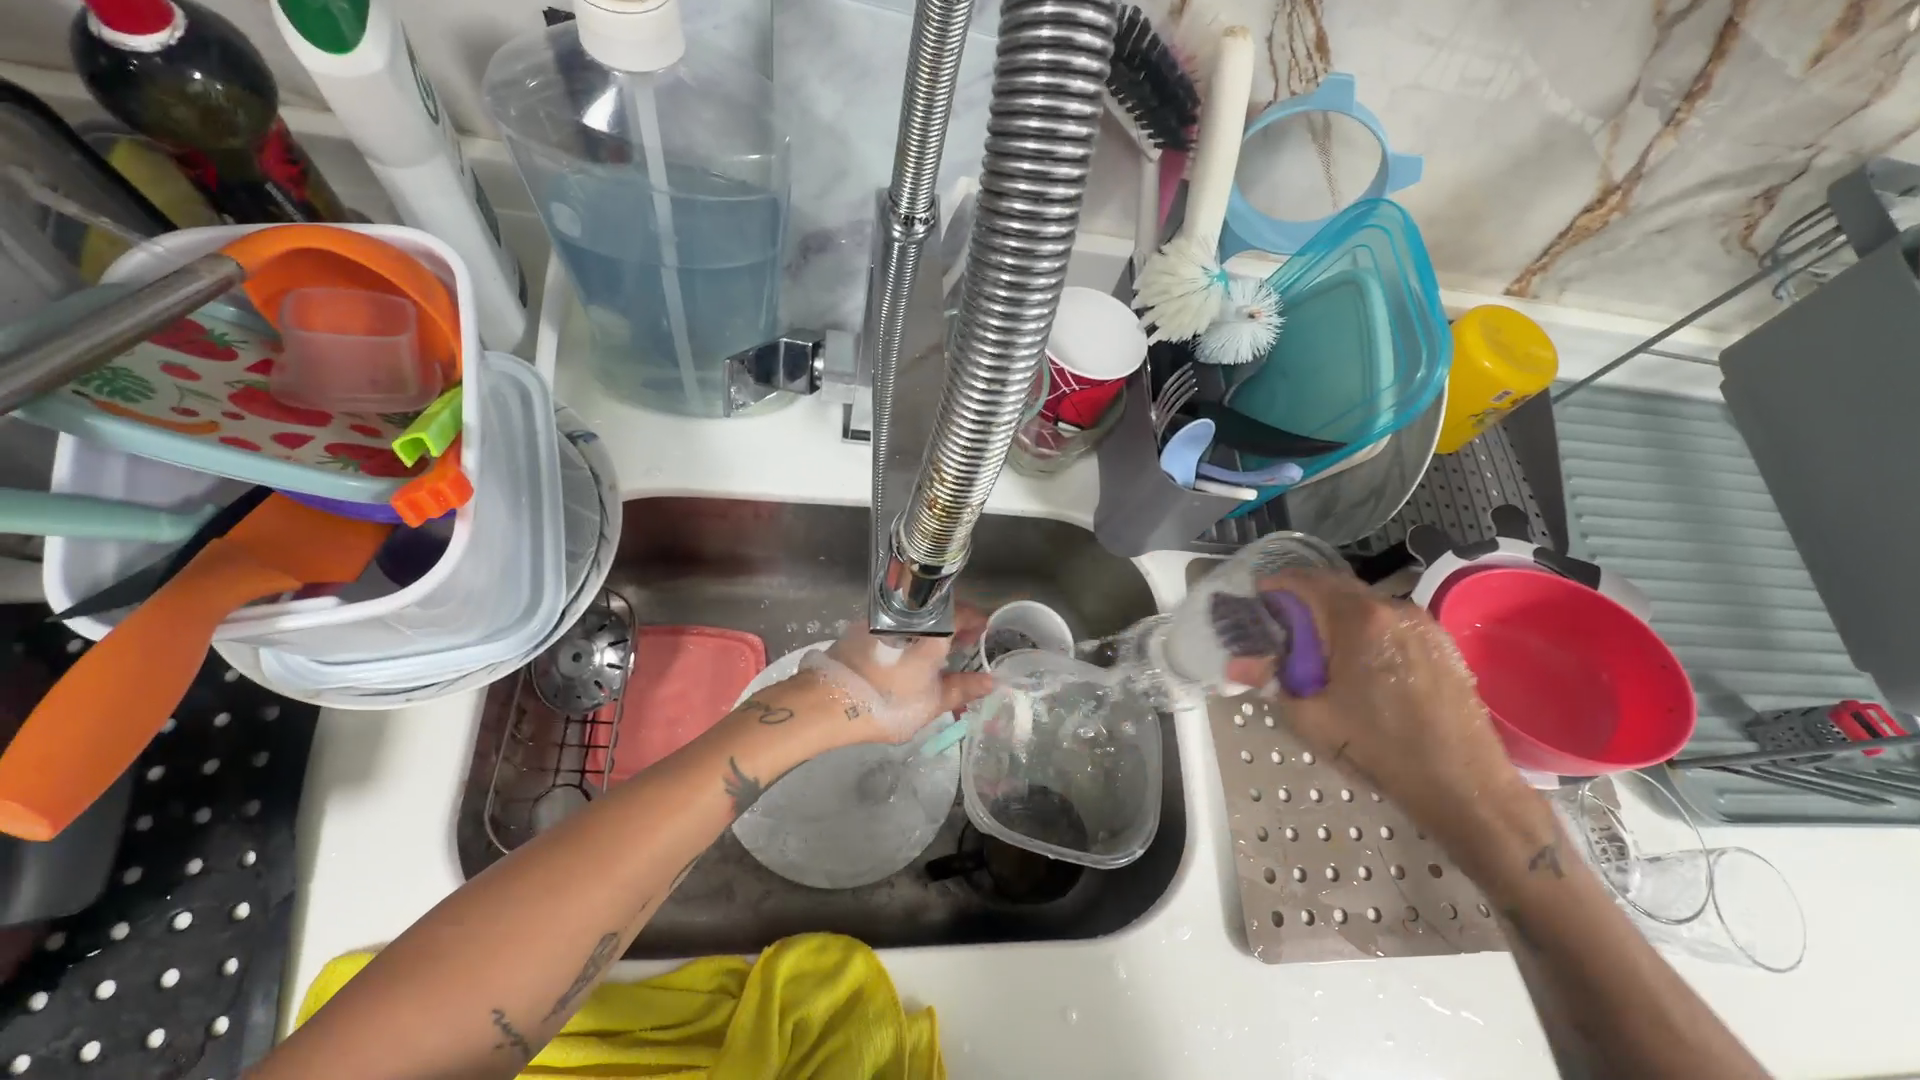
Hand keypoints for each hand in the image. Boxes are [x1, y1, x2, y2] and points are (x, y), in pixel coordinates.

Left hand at [785, 612, 995, 745]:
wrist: (830, 702)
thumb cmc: (890, 702)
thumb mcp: (932, 702)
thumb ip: (963, 689)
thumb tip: (991, 681)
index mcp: (932, 629)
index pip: (962, 613)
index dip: (976, 621)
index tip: (984, 631)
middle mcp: (908, 616)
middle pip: (939, 612)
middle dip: (955, 626)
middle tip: (966, 643)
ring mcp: (882, 620)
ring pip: (915, 618)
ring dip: (931, 630)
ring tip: (939, 652)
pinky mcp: (861, 630)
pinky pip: (895, 626)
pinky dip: (909, 635)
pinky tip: (909, 654)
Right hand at [1224, 569, 1532, 847]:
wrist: (1461, 783)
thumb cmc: (1379, 748)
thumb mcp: (1311, 718)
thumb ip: (1273, 680)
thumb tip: (1238, 664)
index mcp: (1358, 620)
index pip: (1306, 582)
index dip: (1276, 587)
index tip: (1258, 604)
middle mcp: (1393, 609)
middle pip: (1338, 588)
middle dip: (1306, 602)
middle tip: (1284, 631)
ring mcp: (1423, 625)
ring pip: (1367, 606)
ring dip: (1338, 618)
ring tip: (1322, 653)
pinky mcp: (1442, 644)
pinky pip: (1391, 624)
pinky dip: (1367, 633)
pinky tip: (1361, 667)